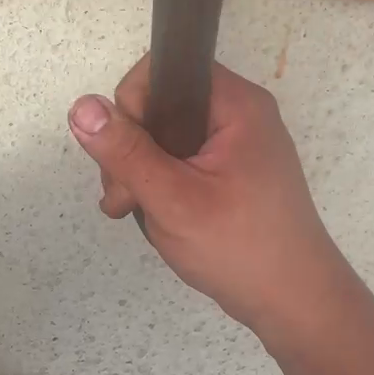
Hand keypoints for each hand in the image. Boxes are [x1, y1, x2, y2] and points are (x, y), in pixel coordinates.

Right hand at [68, 55, 361, 338]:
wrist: (292, 304)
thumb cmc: (239, 248)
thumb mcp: (172, 199)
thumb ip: (125, 152)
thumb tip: (80, 107)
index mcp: (234, 105)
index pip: (162, 70)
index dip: (131, 104)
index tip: (126, 153)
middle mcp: (236, 114)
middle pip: (156, 105)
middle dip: (127, 148)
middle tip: (125, 196)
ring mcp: (232, 144)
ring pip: (159, 136)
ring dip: (135, 171)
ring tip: (133, 210)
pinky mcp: (226, 170)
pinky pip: (174, 159)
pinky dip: (153, 183)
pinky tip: (148, 212)